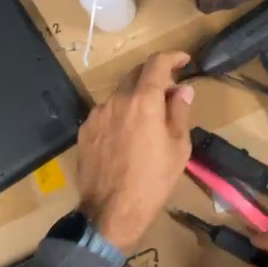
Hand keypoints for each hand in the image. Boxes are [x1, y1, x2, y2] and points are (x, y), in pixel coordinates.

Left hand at [76, 51, 194, 247]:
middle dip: (153, 77)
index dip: (171, 57)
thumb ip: (179, 112)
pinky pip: (105, 113)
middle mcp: (116, 100)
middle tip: (168, 91)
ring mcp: (96, 115)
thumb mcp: (178, 147)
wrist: (111, 210)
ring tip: (146, 119)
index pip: (156, 64)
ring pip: (119, 96)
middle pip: (135, 75)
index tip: (182, 60)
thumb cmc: (153, 181)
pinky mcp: (85, 130)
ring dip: (134, 98)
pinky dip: (119, 115)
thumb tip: (183, 89)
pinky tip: (126, 136)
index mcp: (143, 101)